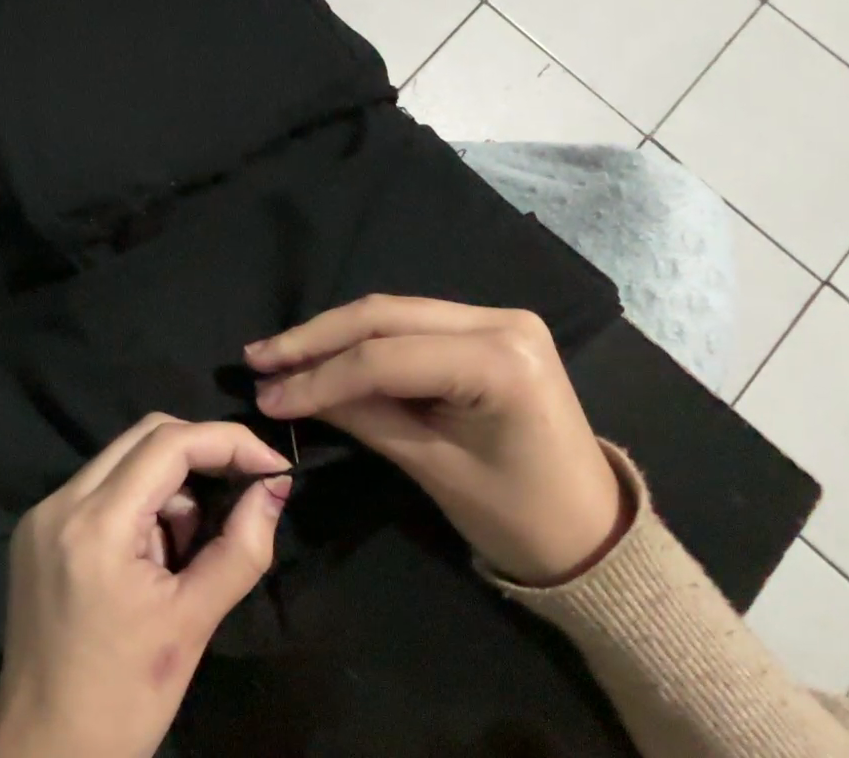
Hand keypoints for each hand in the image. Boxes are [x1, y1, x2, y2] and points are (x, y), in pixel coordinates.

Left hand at [0, 415, 291, 757]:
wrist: (42, 749)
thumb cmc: (124, 698)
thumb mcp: (193, 623)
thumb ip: (240, 548)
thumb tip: (275, 488)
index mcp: (97, 526)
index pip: (169, 443)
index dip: (230, 442)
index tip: (274, 468)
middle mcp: (60, 503)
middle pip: (144, 436)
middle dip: (203, 454)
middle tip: (244, 491)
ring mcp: (42, 514)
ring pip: (122, 458)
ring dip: (171, 483)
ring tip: (191, 548)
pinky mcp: (36, 530)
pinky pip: (101, 488)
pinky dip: (141, 501)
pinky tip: (156, 553)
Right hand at [246, 296, 625, 586]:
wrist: (591, 533)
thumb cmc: (519, 516)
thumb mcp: (434, 468)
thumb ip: (362, 418)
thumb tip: (287, 395)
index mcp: (500, 361)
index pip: (385, 358)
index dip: (318, 377)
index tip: (266, 398)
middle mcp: (501, 320)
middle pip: (385, 317)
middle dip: (314, 339)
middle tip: (257, 358)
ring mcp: (498, 318)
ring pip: (393, 315)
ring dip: (332, 336)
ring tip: (277, 356)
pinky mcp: (490, 329)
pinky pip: (411, 327)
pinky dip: (363, 343)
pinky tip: (323, 354)